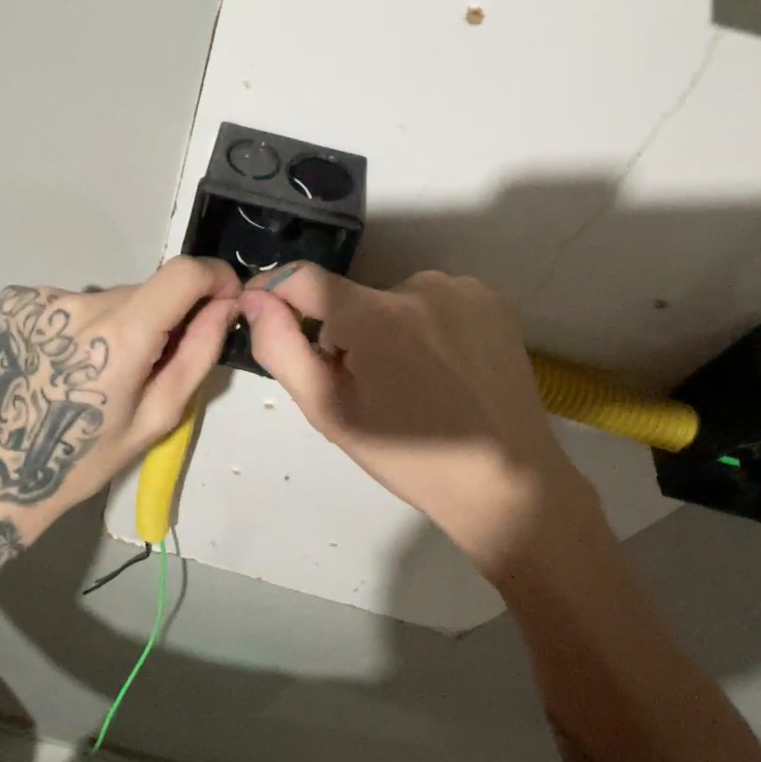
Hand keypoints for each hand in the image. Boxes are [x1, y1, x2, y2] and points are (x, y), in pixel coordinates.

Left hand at [0, 256, 239, 534]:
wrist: (1, 471)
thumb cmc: (87, 457)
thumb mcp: (157, 417)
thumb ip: (197, 354)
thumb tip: (225, 304)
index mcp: (118, 337)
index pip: (182, 273)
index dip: (213, 277)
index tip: (222, 297)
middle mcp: (78, 304)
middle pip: (144, 290)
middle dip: (160, 317)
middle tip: (146, 366)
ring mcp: (40, 299)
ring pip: (107, 296)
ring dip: (117, 321)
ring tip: (96, 371)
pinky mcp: (14, 301)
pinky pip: (71, 301)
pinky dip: (81, 323)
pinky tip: (66, 361)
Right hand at [239, 264, 599, 577]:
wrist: (506, 482)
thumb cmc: (409, 458)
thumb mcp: (330, 412)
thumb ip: (282, 349)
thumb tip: (254, 297)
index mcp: (376, 317)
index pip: (304, 279)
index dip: (277, 293)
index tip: (268, 317)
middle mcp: (420, 287)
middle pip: (352, 299)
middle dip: (345, 335)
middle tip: (366, 389)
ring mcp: (462, 289)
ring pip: (392, 300)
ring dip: (387, 329)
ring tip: (412, 383)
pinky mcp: (491, 299)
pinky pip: (433, 302)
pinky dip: (425, 326)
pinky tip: (445, 369)